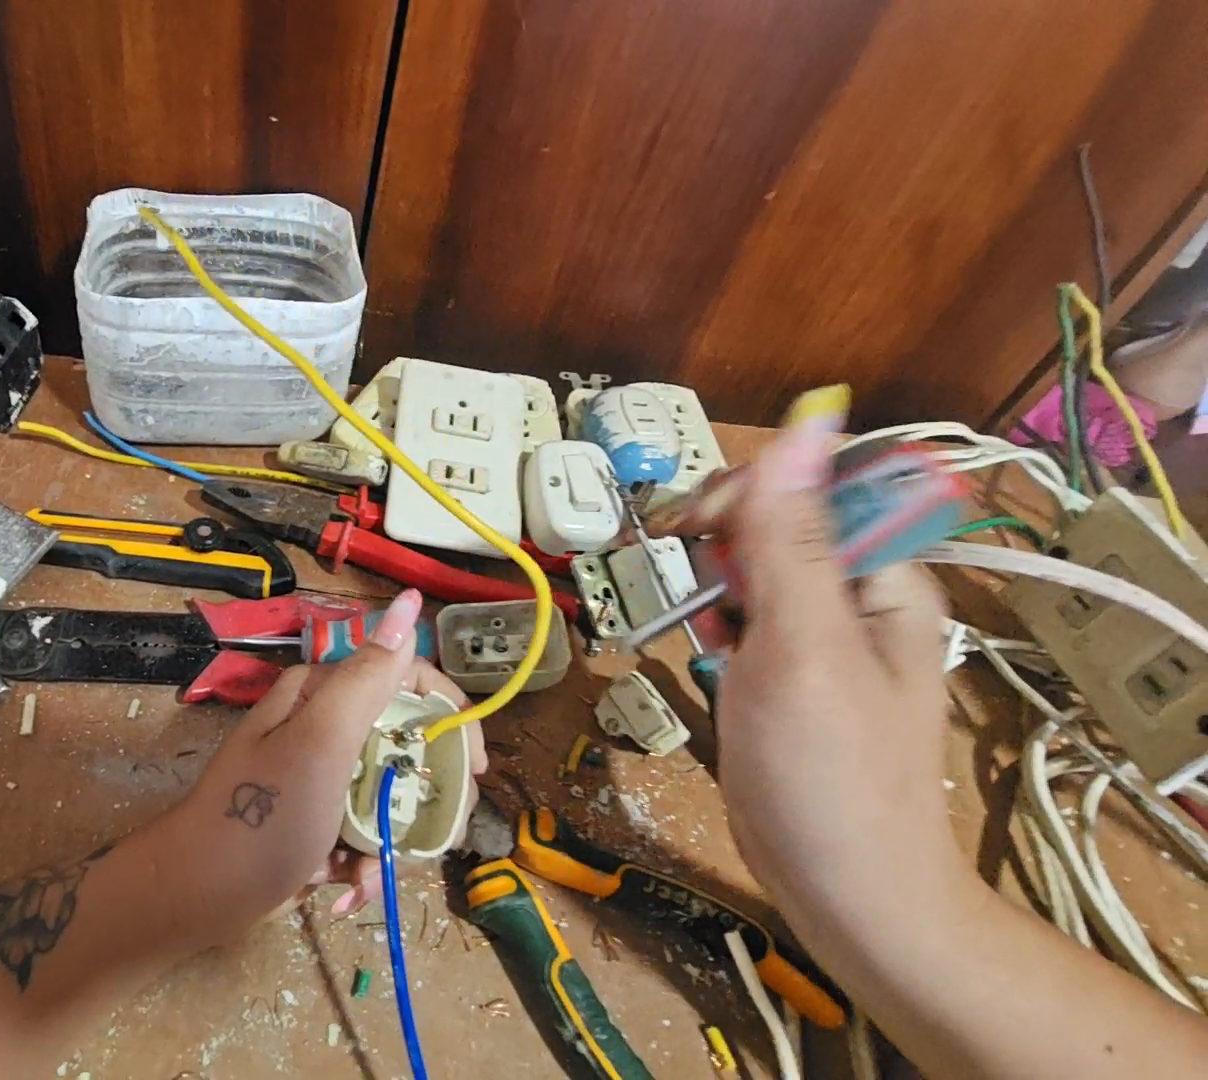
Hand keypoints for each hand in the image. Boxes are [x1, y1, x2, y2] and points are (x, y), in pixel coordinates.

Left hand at [161, 590, 483, 942]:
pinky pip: (354, 826)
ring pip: (382, 791)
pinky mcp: (307, 813)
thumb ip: (369, 676)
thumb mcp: (323, 740)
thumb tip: (409, 602)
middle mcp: (317, 722)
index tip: (476, 766)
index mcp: (320, 692)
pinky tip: (344, 887)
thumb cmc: (263, 814)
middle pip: (399, 743)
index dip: (448, 717)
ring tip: (365, 874)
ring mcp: (313, 770)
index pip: (406, 679)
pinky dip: (358, 858)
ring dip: (386, 839)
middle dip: (416, 795)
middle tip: (424, 835)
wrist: (196, 891)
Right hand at [687, 412, 958, 923]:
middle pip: (772, 524)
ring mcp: (814, 633)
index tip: (689, 533)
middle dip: (718, 546)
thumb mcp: (804, 647)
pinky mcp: (781, 666)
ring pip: (746, 568)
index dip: (745, 496)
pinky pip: (737, 615)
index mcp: (880, 578)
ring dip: (707, 587)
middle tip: (689, 591)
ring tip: (698, 631)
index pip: (810, 487)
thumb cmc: (827, 771)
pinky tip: (704, 650)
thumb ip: (791, 540)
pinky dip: (709, 624)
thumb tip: (802, 430)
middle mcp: (852, 595)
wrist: (837, 882)